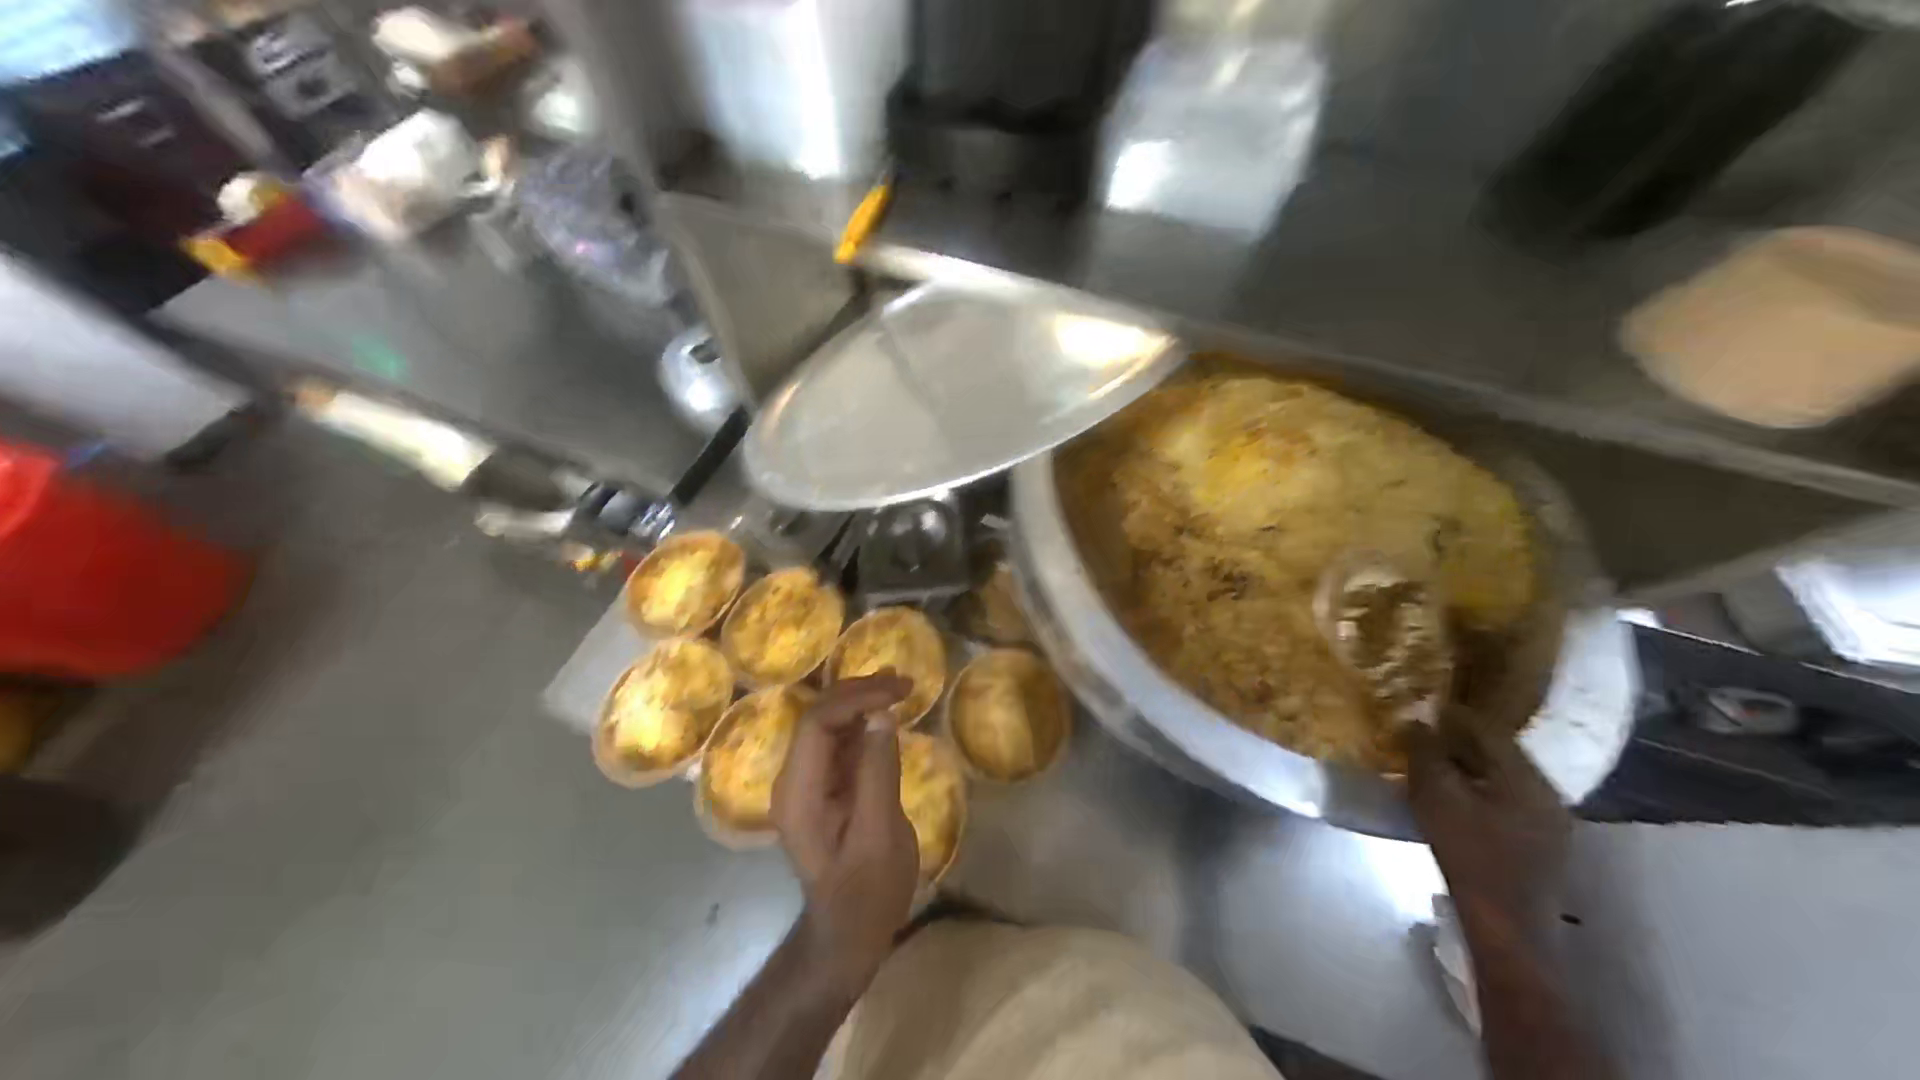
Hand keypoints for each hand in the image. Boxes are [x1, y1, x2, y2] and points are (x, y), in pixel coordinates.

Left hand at [771, 674, 918, 993]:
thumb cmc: (868, 889)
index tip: (899, 692)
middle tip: (902, 682)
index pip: (818, 723)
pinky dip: (862, 723)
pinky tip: (885, 714)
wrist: (850, 931)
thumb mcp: (881, 833)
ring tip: (898, 686)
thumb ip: (879, 771)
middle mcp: (793, 780)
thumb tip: (883, 715)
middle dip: (858, 693)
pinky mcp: (821, 788)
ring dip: (860, 701)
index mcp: (798, 792)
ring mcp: (805, 783)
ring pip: (826, 725)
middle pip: (818, 717)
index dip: (857, 698)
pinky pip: (836, 743)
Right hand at [1406, 714, 1568, 946]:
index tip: (1425, 703)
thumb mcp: (1435, 798)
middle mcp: (1547, 792)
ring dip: (1472, 763)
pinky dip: (1482, 786)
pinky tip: (1459, 793)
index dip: (1453, 714)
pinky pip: (1508, 797)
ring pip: (1505, 776)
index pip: (1488, 730)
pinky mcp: (1543, 841)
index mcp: (1526, 778)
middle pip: (1501, 752)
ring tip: (1437, 759)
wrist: (1507, 926)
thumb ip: (1426, 755)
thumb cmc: (1469, 855)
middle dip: (1463, 739)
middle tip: (1426, 730)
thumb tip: (1417, 721)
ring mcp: (1551, 819)